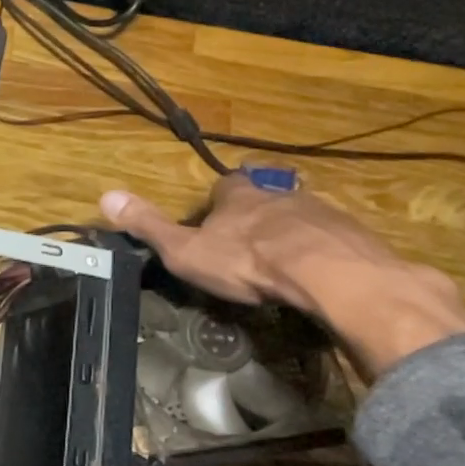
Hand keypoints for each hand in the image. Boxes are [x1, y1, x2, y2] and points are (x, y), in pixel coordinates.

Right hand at [101, 174, 464, 377]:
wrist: (336, 278)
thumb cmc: (249, 261)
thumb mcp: (185, 249)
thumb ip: (149, 226)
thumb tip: (105, 196)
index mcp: (240, 195)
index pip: (226, 186)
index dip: (219, 202)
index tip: (213, 220)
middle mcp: (282, 195)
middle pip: (267, 199)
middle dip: (257, 216)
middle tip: (247, 244)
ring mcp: (325, 215)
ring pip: (303, 219)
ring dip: (292, 236)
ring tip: (283, 266)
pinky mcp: (359, 239)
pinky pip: (335, 243)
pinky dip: (324, 256)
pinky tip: (318, 279)